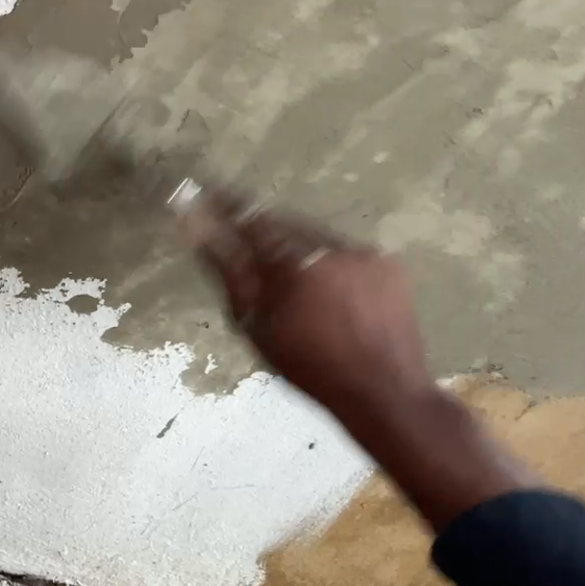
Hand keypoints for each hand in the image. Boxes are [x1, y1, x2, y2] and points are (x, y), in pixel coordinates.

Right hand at [185, 195, 429, 413]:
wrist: (384, 393)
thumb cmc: (305, 361)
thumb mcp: (252, 319)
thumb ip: (225, 266)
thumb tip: (195, 226)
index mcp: (295, 260)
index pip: (248, 217)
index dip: (223, 204)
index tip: (201, 192)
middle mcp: (333, 246)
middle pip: (282, 223)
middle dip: (259, 230)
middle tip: (240, 243)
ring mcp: (366, 254)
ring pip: (313, 235)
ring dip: (292, 245)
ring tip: (283, 274)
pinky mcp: (389, 265)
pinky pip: (342, 250)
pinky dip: (324, 259)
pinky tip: (321, 287)